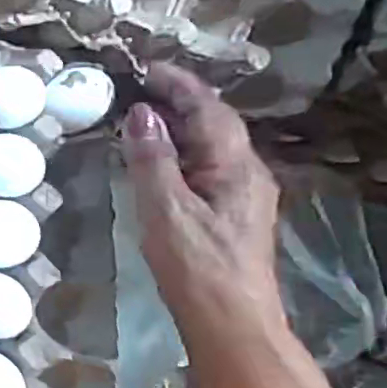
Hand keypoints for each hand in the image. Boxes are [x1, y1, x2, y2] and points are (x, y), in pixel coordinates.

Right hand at [122, 64, 286, 340]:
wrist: (231, 319)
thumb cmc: (197, 264)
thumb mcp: (165, 208)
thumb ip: (153, 159)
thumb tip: (142, 114)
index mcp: (235, 167)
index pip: (209, 110)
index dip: (180, 85)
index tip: (147, 67)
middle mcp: (246, 174)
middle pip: (215, 124)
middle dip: (180, 100)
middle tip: (139, 86)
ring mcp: (241, 194)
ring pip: (210, 144)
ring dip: (179, 123)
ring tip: (143, 113)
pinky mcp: (229, 212)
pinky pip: (204, 164)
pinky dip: (179, 148)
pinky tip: (158, 156)